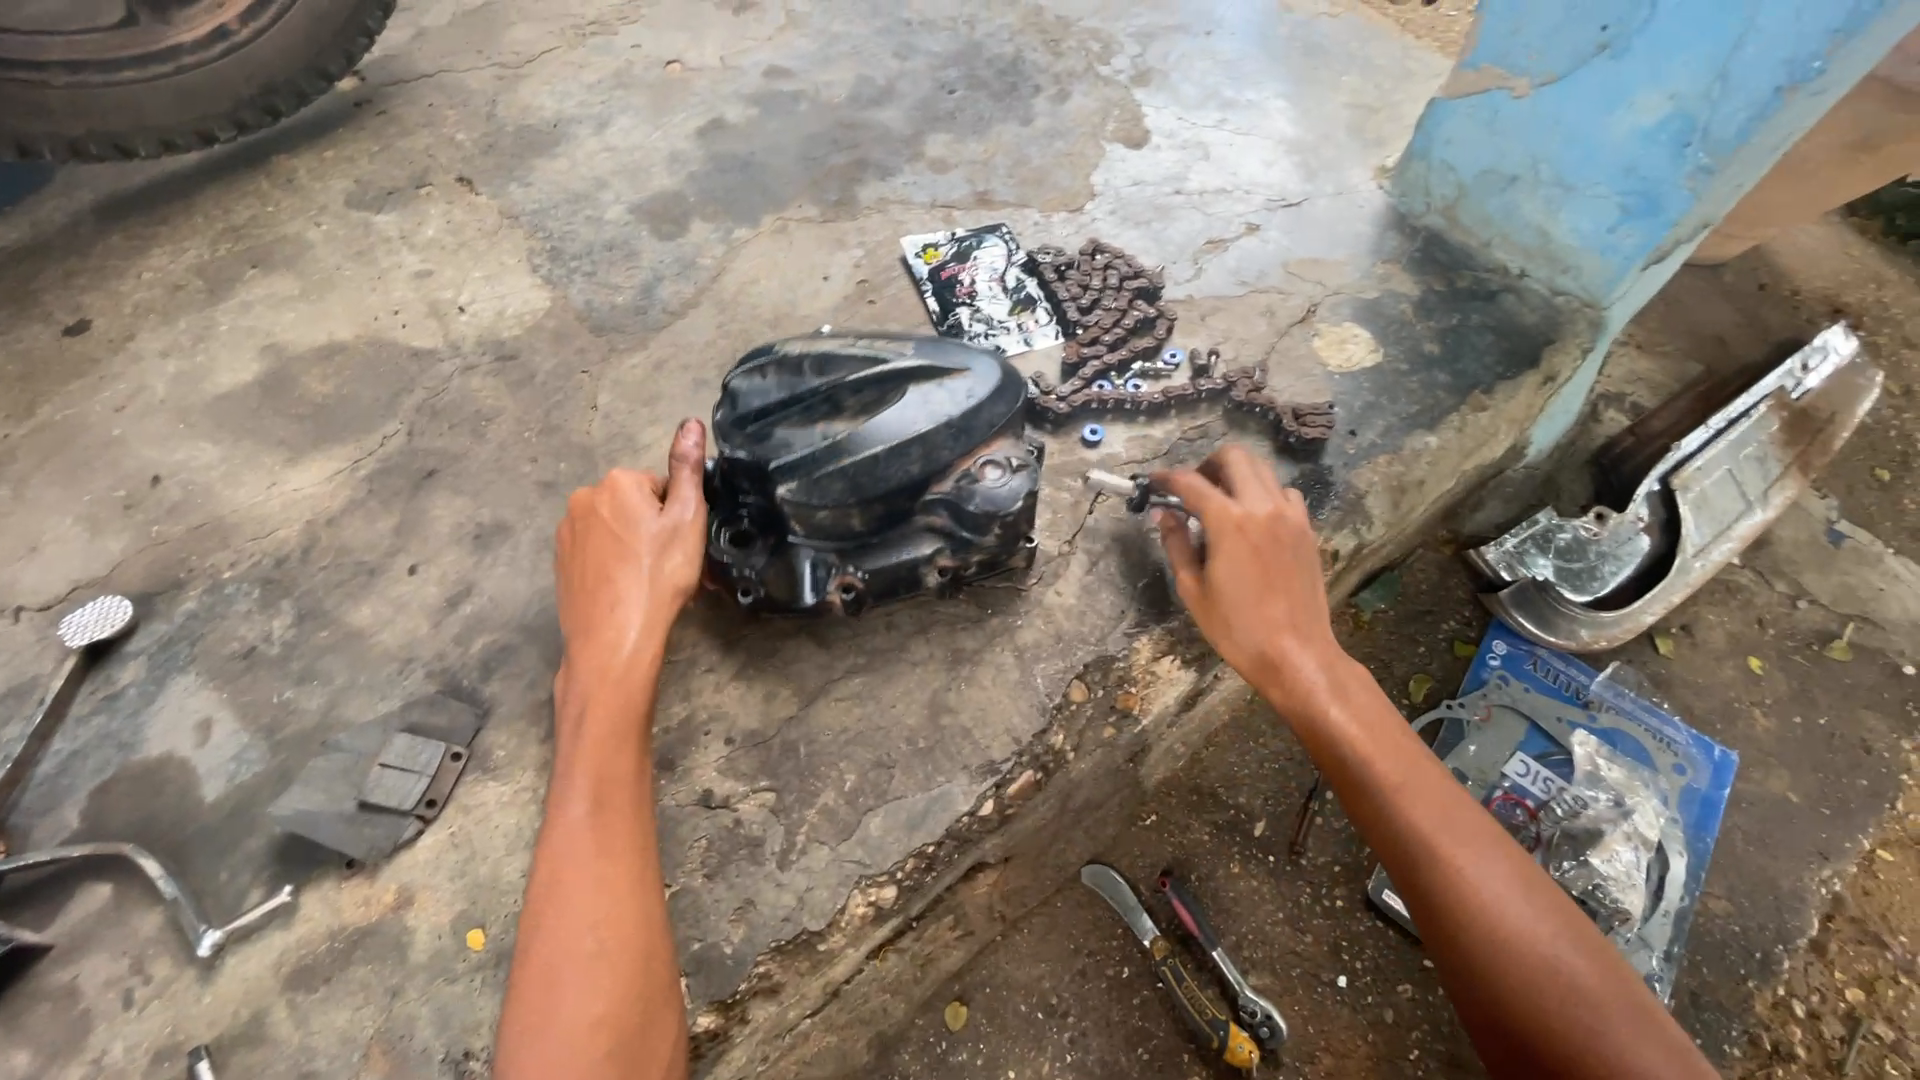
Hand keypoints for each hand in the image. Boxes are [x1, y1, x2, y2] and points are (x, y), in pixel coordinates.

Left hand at [553, 419, 707, 724]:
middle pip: (637, 506)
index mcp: (617, 482)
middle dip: (656, 531)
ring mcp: (567, 531)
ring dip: (637, 548)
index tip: (683, 545)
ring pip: (617, 530)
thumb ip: (687, 468)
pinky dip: (615, 565)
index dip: (679, 516)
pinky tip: (628, 591)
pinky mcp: (560, 562)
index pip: (662, 487)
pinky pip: (598, 552)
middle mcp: (584, 497)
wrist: (614, 639)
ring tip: (653, 583)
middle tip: (673, 567)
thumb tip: (690, 422)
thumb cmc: (658, 577)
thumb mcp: (687, 519)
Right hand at [1151, 445, 1353, 723]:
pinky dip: (1264, 494)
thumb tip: (1164, 515)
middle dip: (1207, 464)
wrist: (1294, 653)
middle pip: (1234, 457)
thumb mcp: (1192, 589)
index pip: (1191, 482)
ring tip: (1221, 503)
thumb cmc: (1236, 628)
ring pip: (1263, 470)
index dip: (1167, 478)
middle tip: (1192, 489)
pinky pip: (1284, 494)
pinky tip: (1253, 521)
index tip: (1154, 483)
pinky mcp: (1307, 530)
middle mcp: (1262, 507)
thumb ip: (1177, 544)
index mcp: (1229, 522)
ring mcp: (1290, 516)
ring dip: (1237, 476)